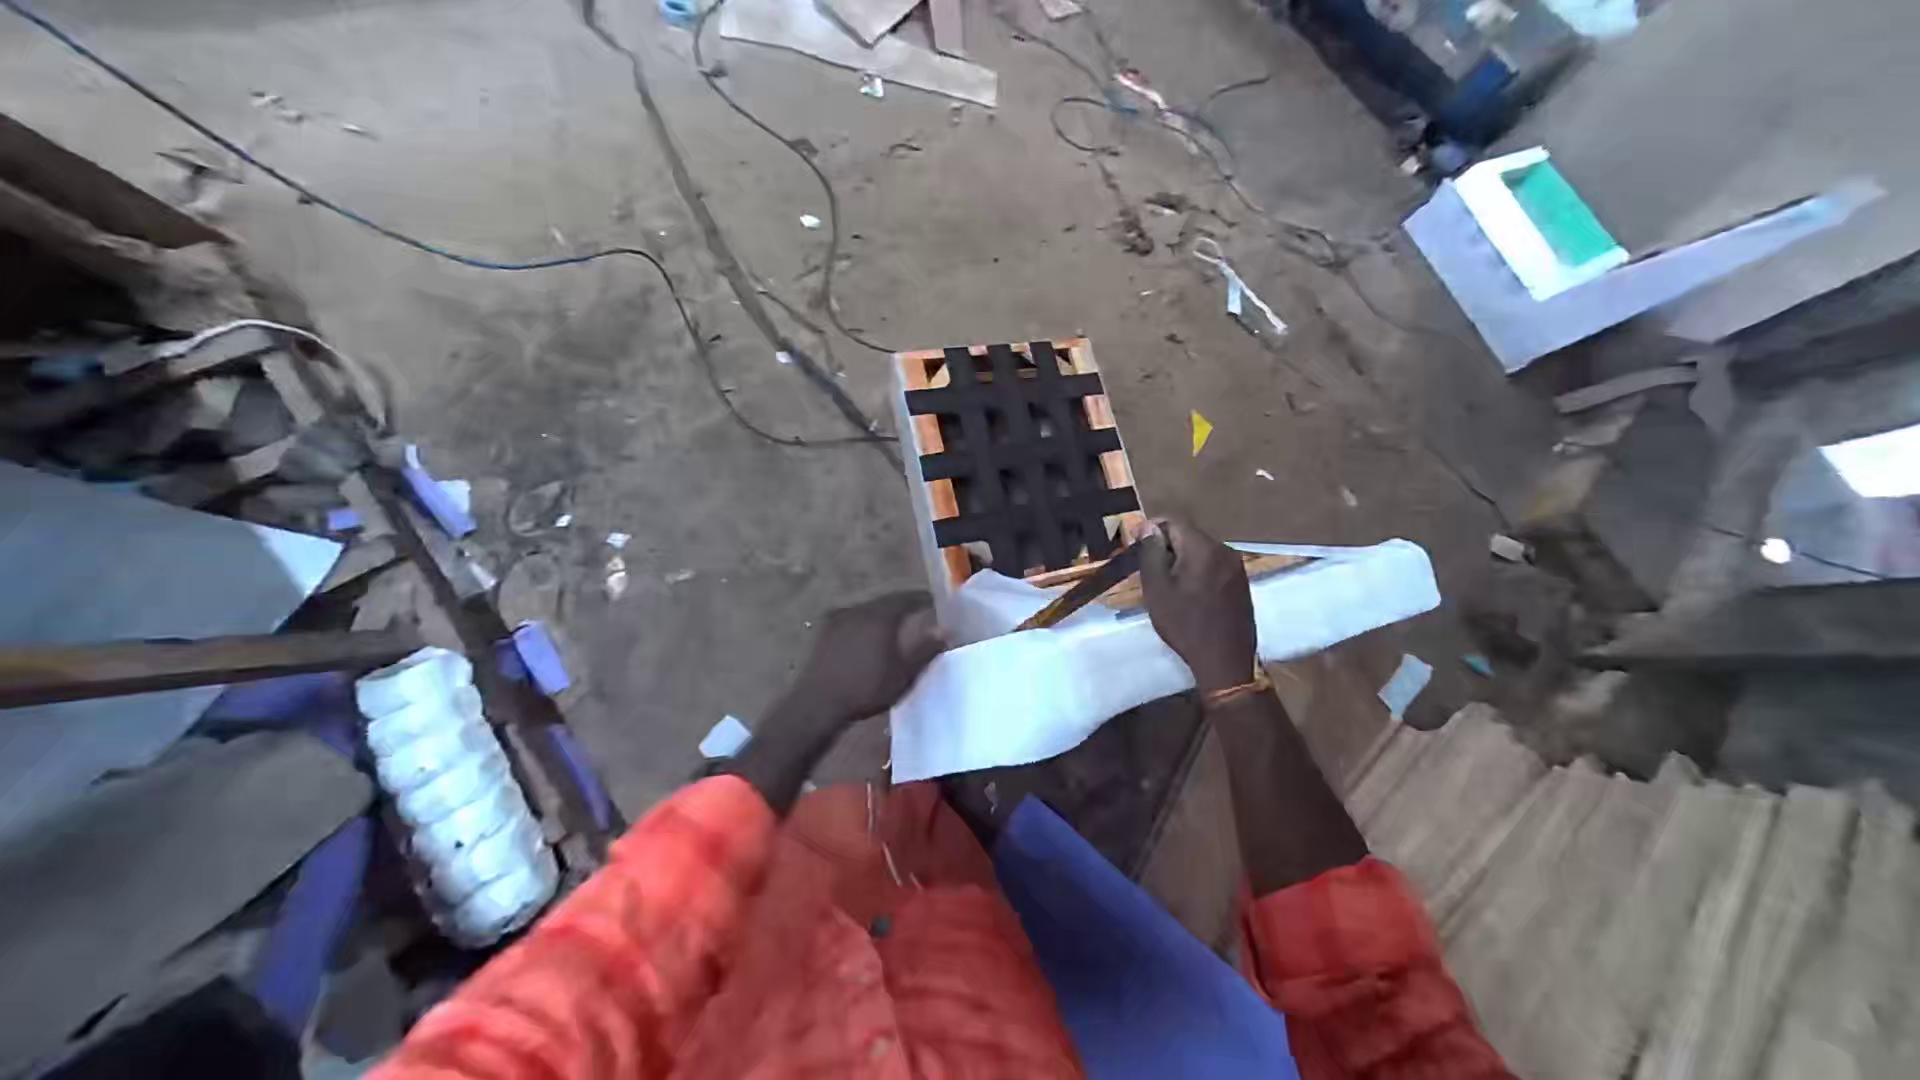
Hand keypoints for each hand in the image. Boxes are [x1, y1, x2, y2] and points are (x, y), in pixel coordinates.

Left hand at [777, 589, 944, 731]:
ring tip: (894, 623)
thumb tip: (944, 631)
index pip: (905, 599)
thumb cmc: (867, 689)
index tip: (932, 600)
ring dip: (882, 613)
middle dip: (901, 604)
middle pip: (885, 601)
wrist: (819, 703)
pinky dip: (865, 622)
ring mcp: (838, 619)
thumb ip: (925, 650)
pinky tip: (868, 634)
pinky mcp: (825, 632)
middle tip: (916, 609)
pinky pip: (852, 619)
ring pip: (867, 609)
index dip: (920, 598)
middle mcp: (859, 610)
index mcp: (880, 616)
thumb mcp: (904, 674)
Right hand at [1138, 517, 1256, 693]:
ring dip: (1183, 560)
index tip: (1137, 550)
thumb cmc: (1184, 623)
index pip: (1173, 521)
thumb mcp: (1157, 588)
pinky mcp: (1241, 582)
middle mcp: (1224, 550)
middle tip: (1151, 573)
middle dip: (1167, 547)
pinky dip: (1198, 571)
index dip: (1152, 531)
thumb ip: (1151, 552)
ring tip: (1169, 586)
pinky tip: (1190, 594)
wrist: (1224, 659)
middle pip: (1189, 535)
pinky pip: (1214, 565)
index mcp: (1202, 547)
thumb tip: (1147, 526)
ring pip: (1201, 550)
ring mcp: (1236, 566)